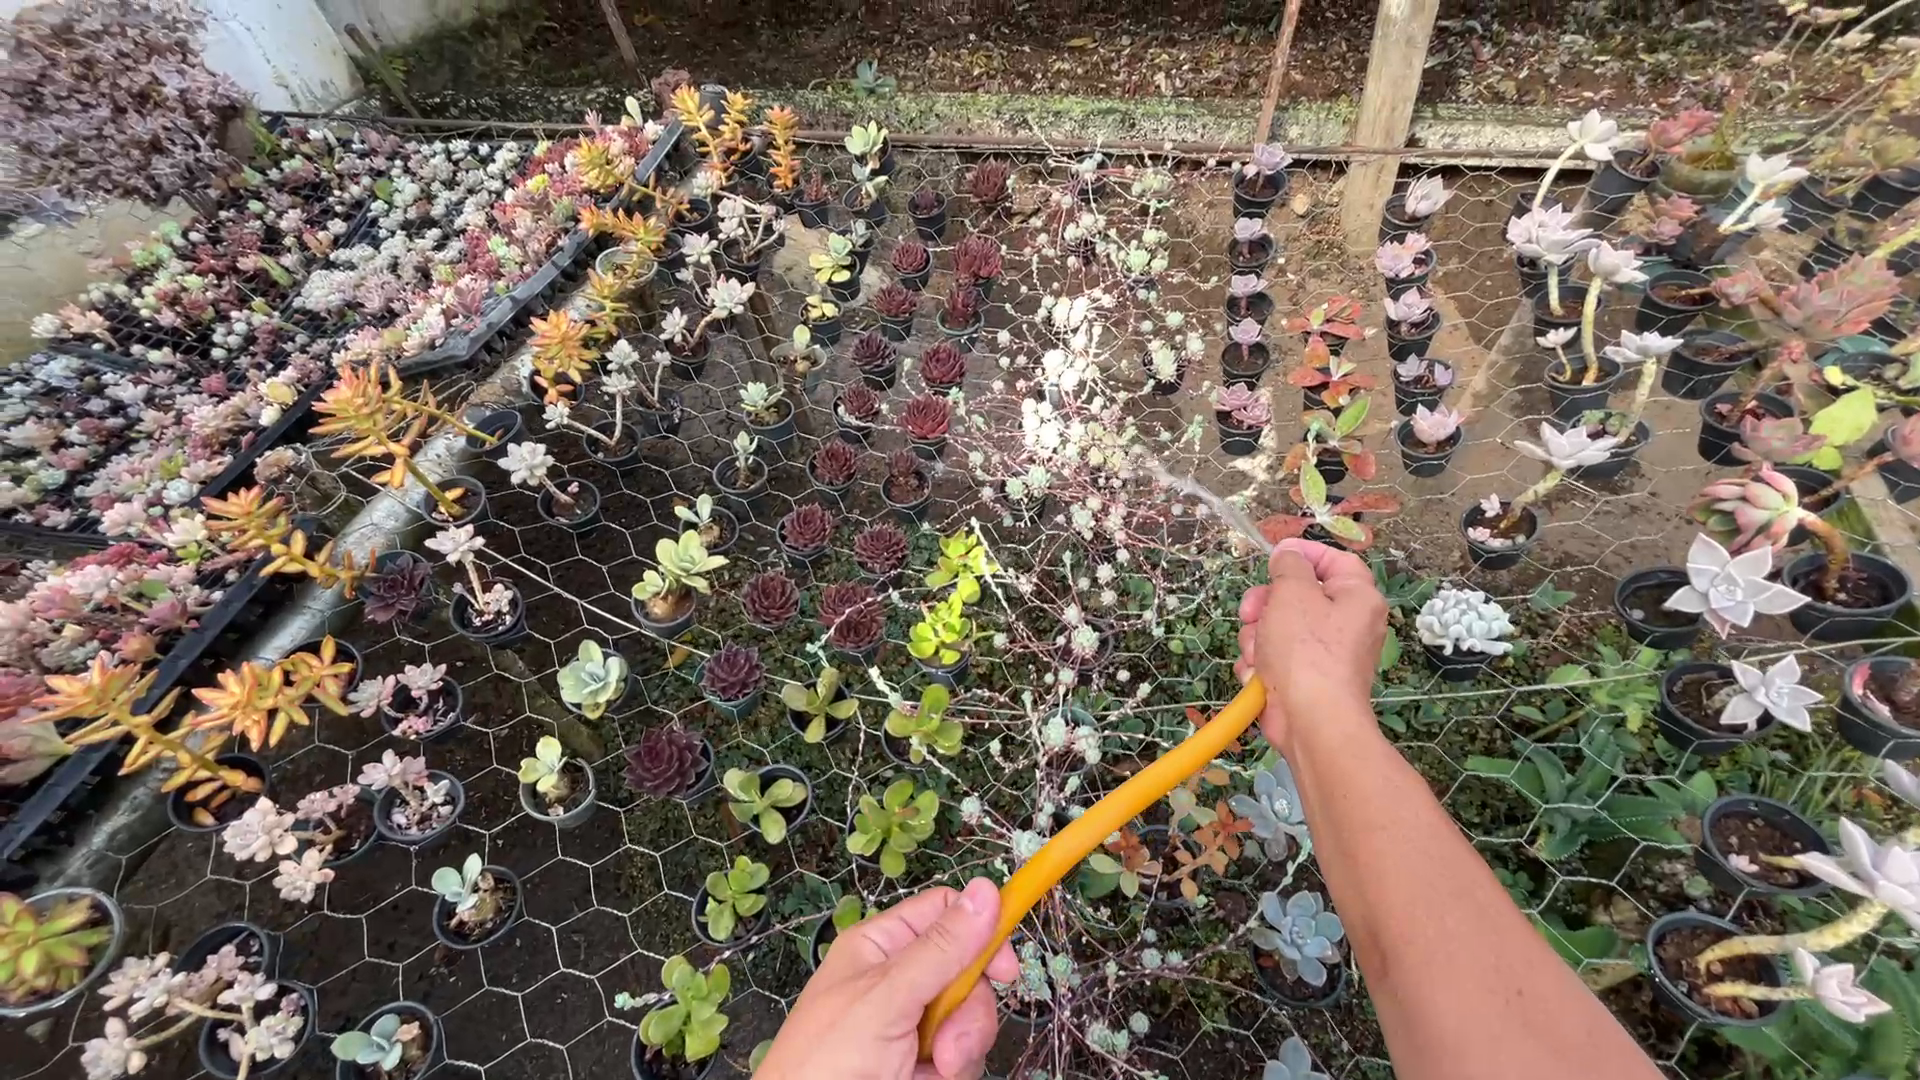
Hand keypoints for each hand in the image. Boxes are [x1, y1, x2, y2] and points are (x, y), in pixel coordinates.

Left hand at [755, 879, 1017, 1079]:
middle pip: (967, 968)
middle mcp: (901, 979)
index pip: (943, 912)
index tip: (1005, 967)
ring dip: (963, 1044)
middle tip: (951, 1039)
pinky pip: (963, 1053)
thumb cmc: (830, 1060)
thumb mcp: (886, 997)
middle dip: (969, 1007)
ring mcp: (913, 1023)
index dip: (979, 930)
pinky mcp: (924, 1063)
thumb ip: (941, 948)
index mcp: (882, 946)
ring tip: (936, 1069)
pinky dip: (955, 1069)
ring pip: (970, 1015)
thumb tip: (988, 888)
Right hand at [1236, 538, 1386, 756]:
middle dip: (1265, 603)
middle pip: (1297, 595)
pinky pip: (1274, 656)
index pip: (1335, 560)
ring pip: (1277, 627)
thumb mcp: (1293, 593)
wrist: (1310, 720)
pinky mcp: (1302, 678)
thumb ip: (1289, 566)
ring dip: (1256, 636)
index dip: (1303, 553)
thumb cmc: (1306, 651)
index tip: (1274, 554)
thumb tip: (1288, 553)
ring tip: (1256, 652)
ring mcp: (1323, 654)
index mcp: (1357, 599)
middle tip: (1250, 611)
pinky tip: (1257, 674)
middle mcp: (1346, 624)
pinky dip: (1260, 663)